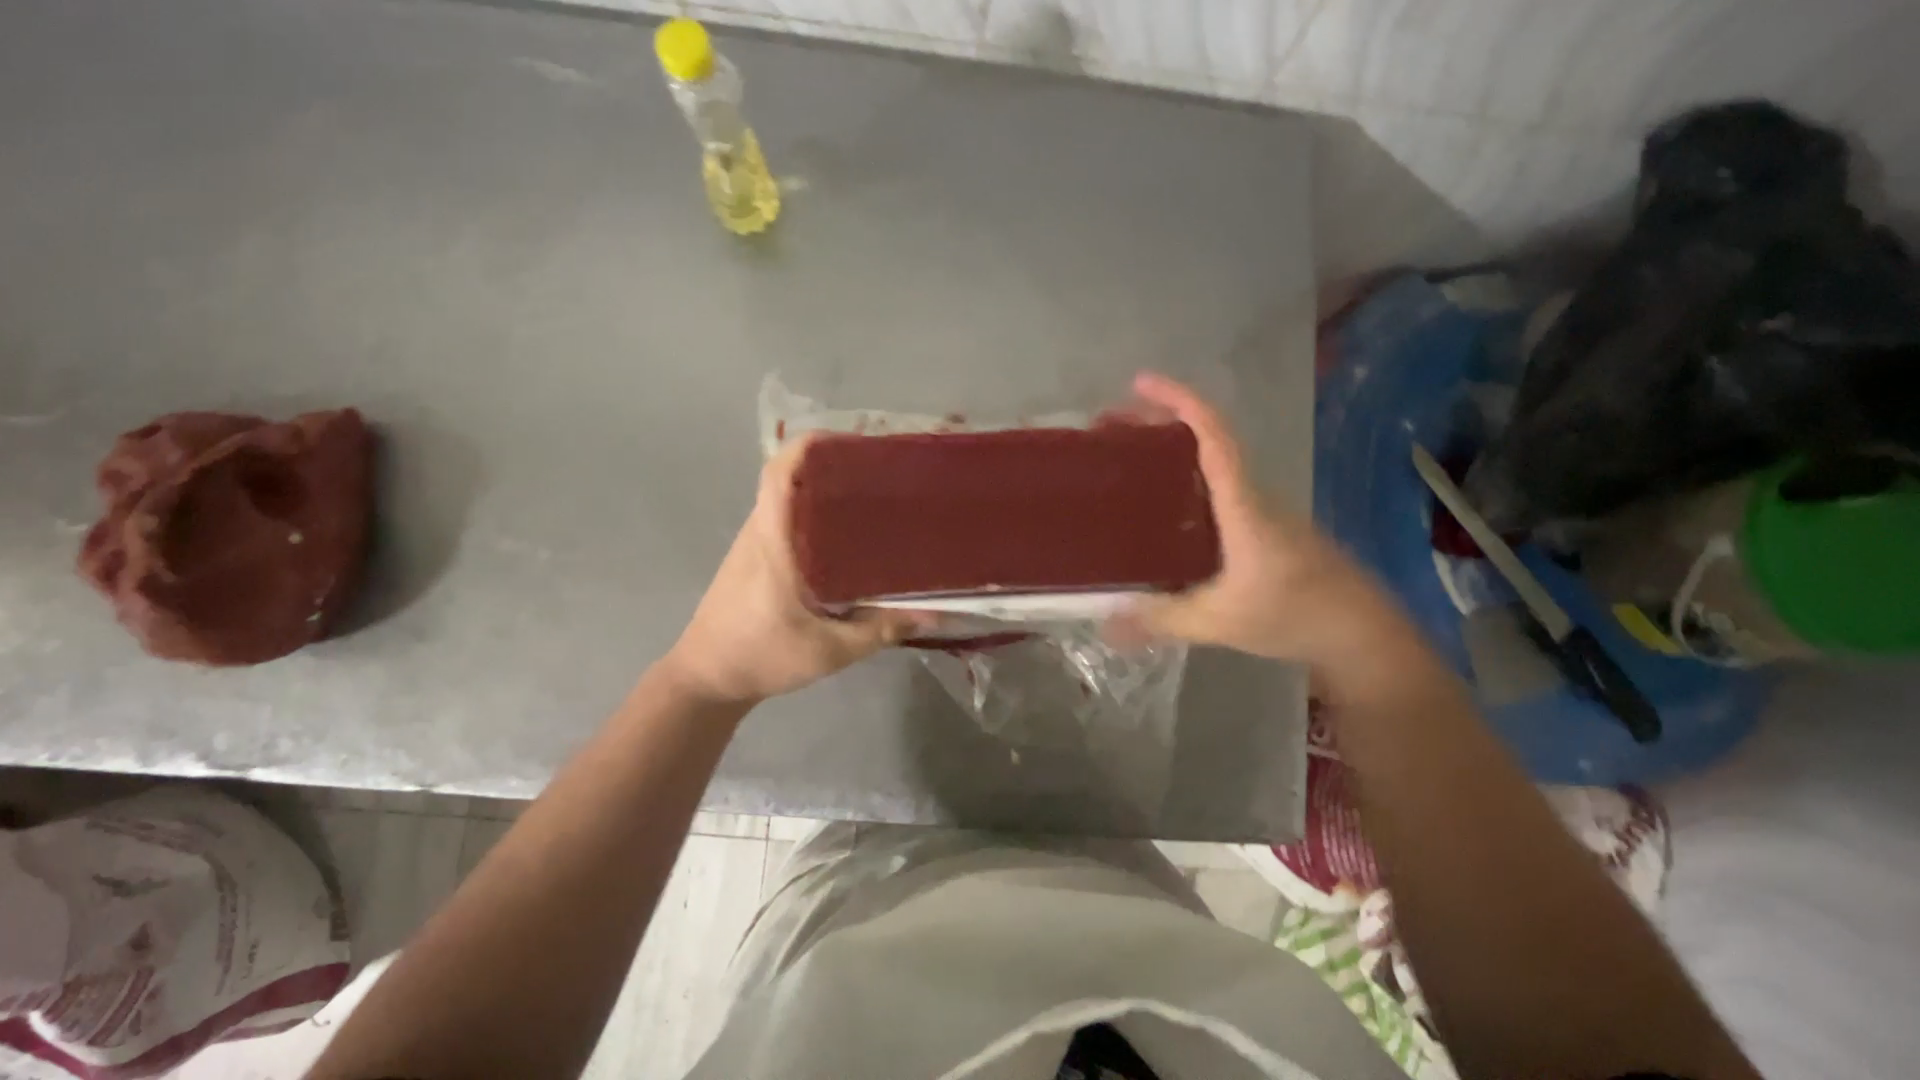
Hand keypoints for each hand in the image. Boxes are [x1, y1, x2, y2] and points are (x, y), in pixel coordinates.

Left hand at [663, 436, 922, 706]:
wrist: (706, 680)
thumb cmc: (761, 657)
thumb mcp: (829, 650)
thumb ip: (879, 630)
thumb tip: (933, 614)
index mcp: (772, 541)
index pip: (780, 472)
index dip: (810, 445)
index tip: (852, 442)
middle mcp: (759, 532)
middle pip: (788, 477)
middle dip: (830, 464)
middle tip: (879, 473)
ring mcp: (752, 545)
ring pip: (786, 499)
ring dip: (821, 490)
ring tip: (870, 498)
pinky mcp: (753, 561)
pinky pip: (784, 521)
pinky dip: (812, 515)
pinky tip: (845, 538)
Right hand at [1111, 373, 1423, 676]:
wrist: (1363, 633)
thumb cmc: (1296, 615)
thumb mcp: (1220, 621)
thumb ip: (1162, 619)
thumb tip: (1104, 622)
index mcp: (1243, 505)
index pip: (1213, 435)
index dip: (1179, 400)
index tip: (1140, 382)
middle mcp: (1254, 496)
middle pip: (1206, 441)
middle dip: (1158, 424)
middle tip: (1110, 429)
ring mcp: (1264, 512)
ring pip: (1213, 465)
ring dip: (1171, 452)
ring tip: (1127, 461)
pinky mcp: (1268, 530)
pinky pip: (1219, 490)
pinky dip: (1185, 480)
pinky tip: (1163, 507)